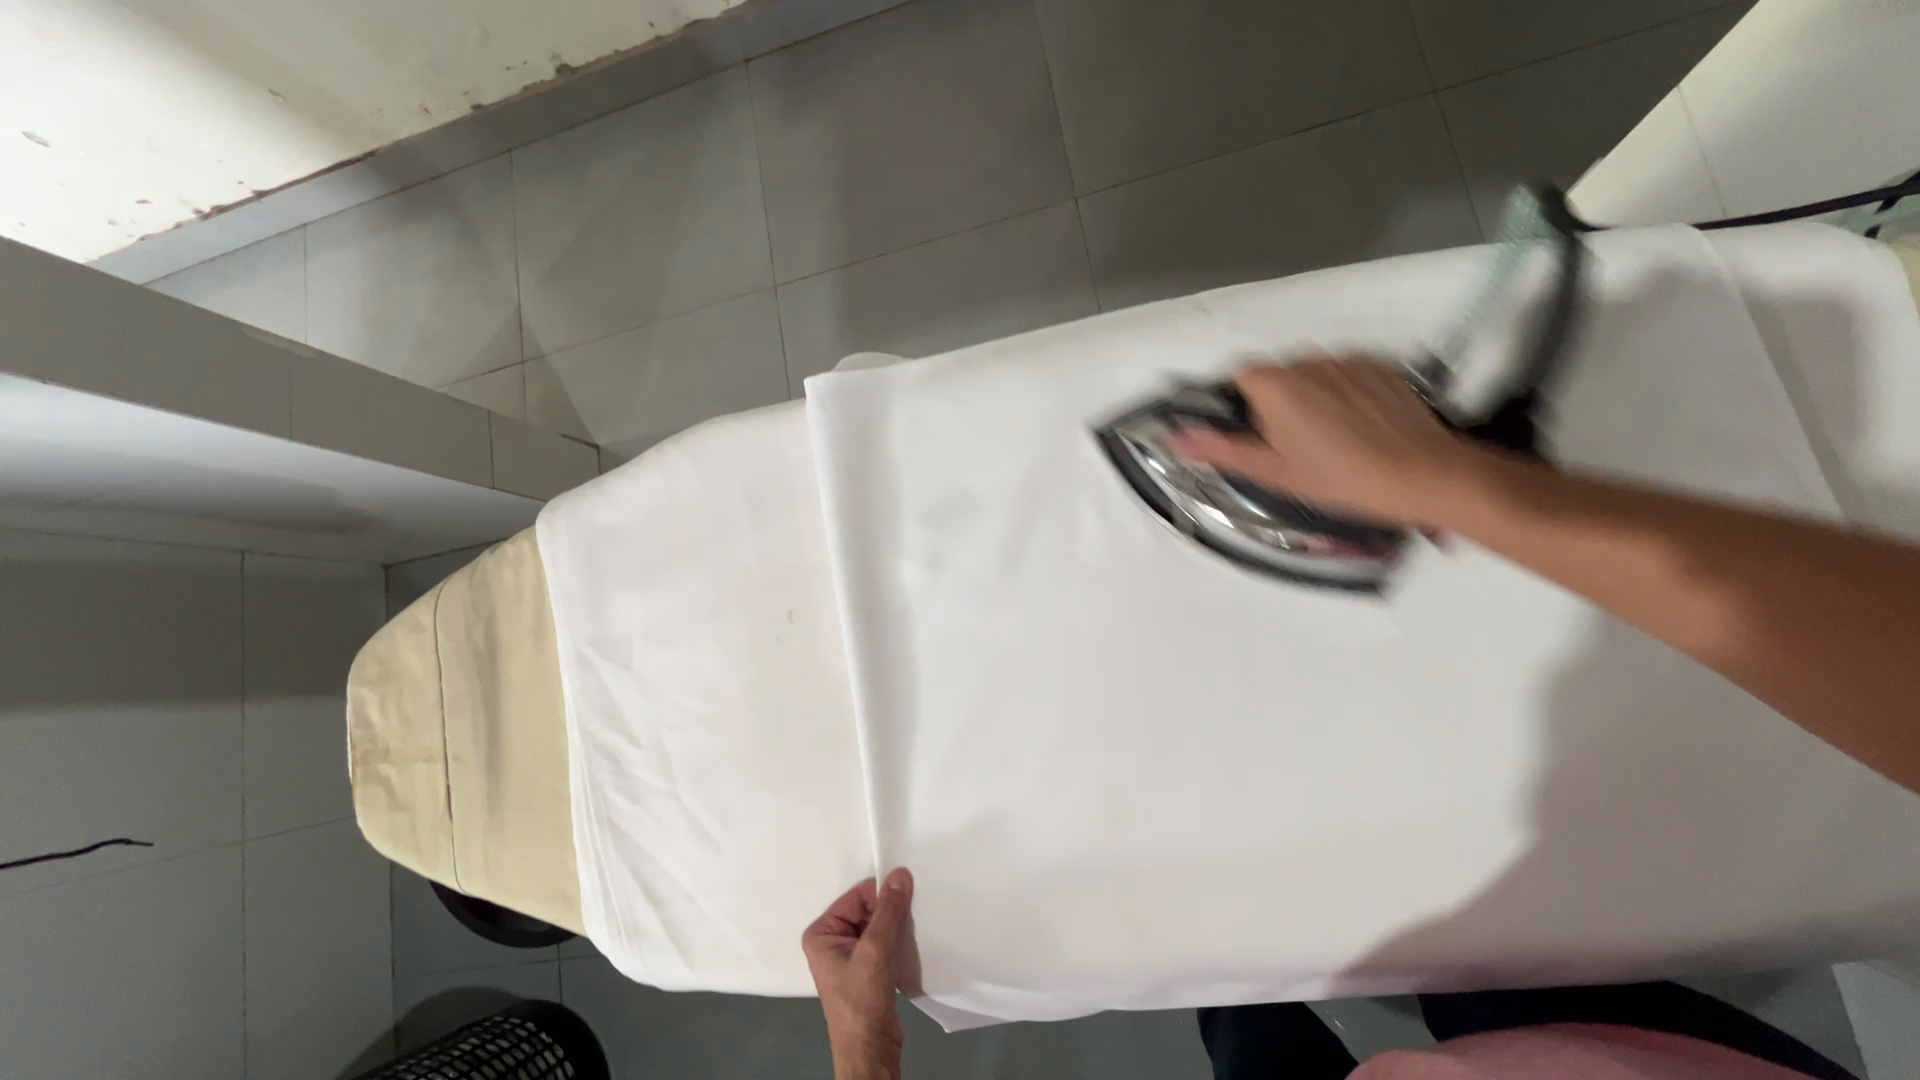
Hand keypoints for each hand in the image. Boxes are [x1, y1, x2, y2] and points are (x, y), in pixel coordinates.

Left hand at [803, 868, 913, 1079]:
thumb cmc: (863, 1000)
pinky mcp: (867, 970)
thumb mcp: (876, 950)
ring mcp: (850, 956)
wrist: (871, 1051)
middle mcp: (832, 940)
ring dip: (897, 926)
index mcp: (821, 932)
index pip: (857, 897)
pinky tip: (913, 942)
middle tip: (915, 912)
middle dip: (891, 911)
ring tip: (915, 926)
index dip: (882, 895)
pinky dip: (898, 941)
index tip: (908, 896)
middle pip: (868, 909)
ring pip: (878, 925)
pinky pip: (884, 942)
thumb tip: (900, 873)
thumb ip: (888, 910)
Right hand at [1169, 356, 1483, 526]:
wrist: (1424, 474)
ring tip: (1333, 440)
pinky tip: (1360, 428)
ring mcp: (1347, 359)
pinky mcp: (1380, 365)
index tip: (1253, 434)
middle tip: (1292, 447)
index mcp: (1274, 384)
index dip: (1237, 403)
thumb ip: (1221, 449)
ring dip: (1311, 398)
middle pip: (1275, 375)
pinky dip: (1344, 394)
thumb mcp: (1274, 472)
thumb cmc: (1340, 478)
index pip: (1236, 374)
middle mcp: (1307, 360)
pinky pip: (1345, 374)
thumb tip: (1176, 438)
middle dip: (1275, 403)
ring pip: (1311, 375)